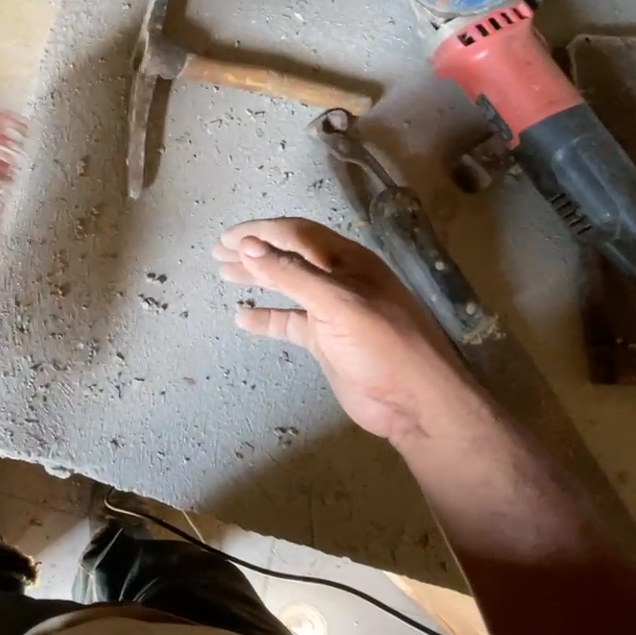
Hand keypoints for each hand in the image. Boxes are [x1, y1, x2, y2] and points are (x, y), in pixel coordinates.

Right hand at [213, 218, 471, 444]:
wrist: (417, 402)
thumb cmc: (383, 345)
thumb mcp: (337, 304)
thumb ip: (292, 274)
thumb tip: (249, 246)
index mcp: (347, 262)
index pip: (295, 234)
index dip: (259, 232)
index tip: (226, 238)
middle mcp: (338, 280)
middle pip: (288, 255)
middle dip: (253, 250)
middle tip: (218, 251)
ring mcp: (332, 311)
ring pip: (286, 285)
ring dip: (256, 277)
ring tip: (224, 274)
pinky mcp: (326, 339)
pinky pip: (289, 321)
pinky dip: (266, 317)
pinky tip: (243, 318)